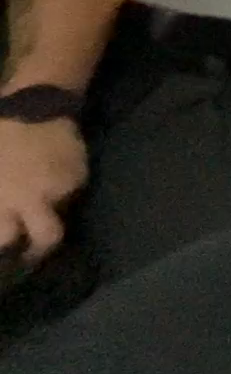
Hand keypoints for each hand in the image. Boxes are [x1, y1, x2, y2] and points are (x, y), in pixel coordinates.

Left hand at [0, 116, 86, 265]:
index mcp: (4, 202)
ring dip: (49, 217)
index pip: (7, 241)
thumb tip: (3, 227)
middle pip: (48, 237)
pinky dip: (60, 195)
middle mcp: (36, 199)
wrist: (33, 113)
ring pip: (60, 214)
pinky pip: (71, 193)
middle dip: (39, 251)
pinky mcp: (81, 173)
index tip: (6, 260)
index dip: (7, 253)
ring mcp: (63, 185)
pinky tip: (48, 186)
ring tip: (38, 213)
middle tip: (31, 257)